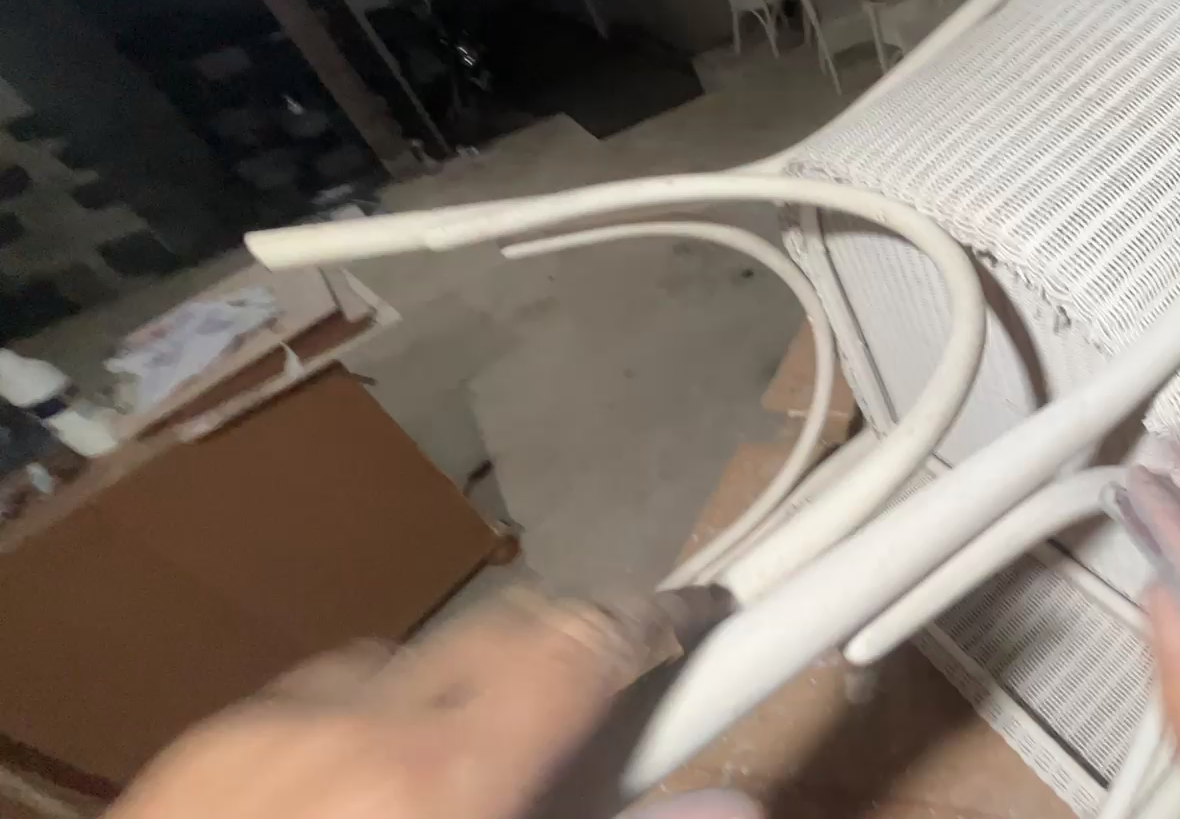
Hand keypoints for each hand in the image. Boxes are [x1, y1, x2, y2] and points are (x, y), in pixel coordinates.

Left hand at [106, 587, 757, 818]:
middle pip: (523, 622)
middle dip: (581, 641)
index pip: (593, 640)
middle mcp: (356, 726)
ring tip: (486, 753)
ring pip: (437, 649)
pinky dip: (392, 707)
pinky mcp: (211, 740)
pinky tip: (372, 779)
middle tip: (614, 693)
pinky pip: (346, 682)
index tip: (711, 610)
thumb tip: (737, 801)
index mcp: (439, 782)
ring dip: (483, 679)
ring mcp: (271, 725)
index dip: (665, 614)